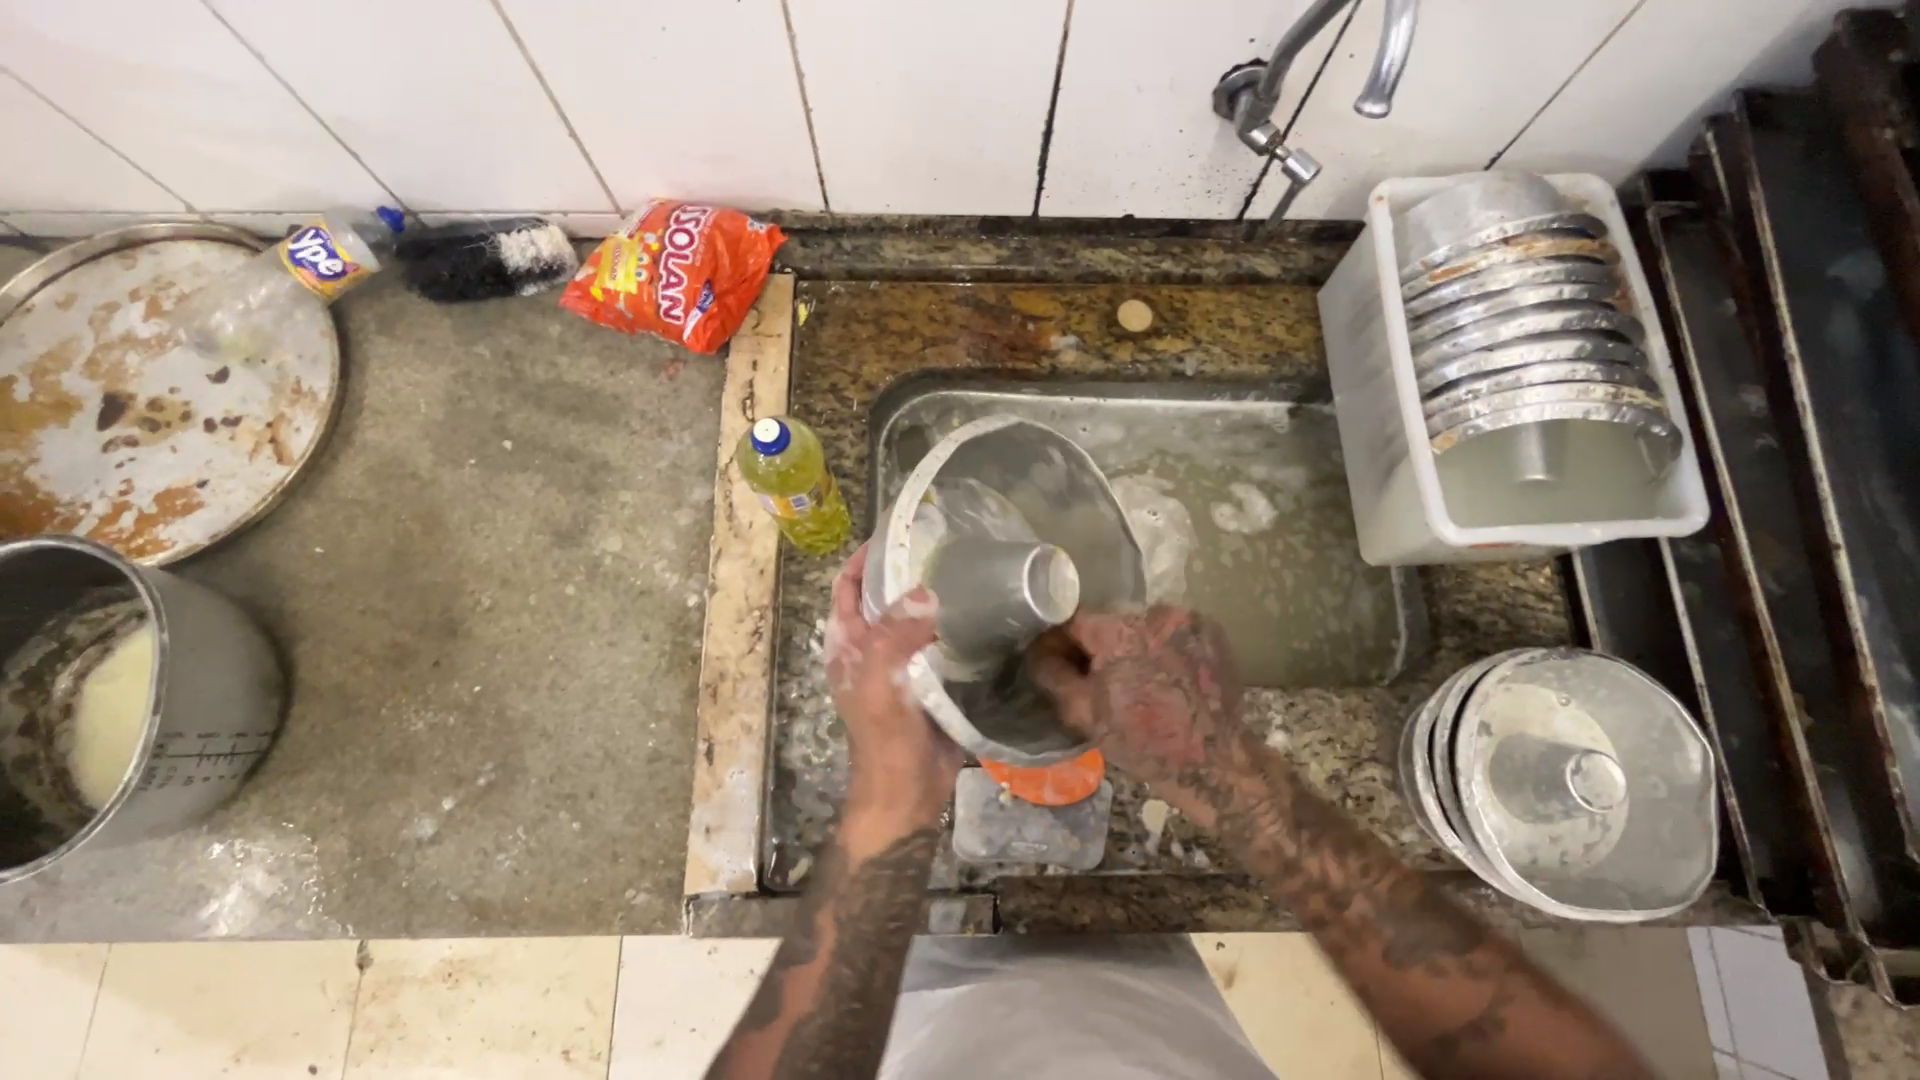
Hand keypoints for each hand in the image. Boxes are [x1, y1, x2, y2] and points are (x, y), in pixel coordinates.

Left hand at [827, 543, 963, 833]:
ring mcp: (903, 665)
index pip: (846, 587)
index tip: (896, 532)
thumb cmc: (884, 738)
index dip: (863, 558)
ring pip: (916, 619)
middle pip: (885, 598)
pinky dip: (956, 626)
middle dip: (907, 571)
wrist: (908, 792)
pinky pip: (942, 644)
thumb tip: (924, 592)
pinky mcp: (932, 681)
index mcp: (848, 645)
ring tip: (969, 570)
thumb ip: (893, 636)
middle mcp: (872, 649)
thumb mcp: (878, 683)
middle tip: (946, 545)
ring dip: (936, 598)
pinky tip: (983, 612)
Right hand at [1029, 605, 1252, 826]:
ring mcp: (1189, 620)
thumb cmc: (1143, 742)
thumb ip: (1053, 674)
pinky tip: (1164, 676)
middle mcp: (1155, 613)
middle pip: (1110, 620)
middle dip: (1098, 645)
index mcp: (1119, 630)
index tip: (1059, 663)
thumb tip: (1037, 652)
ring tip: (1134, 679)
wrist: (1215, 763)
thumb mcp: (1084, 714)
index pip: (1074, 619)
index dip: (1061, 641)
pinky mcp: (1212, 631)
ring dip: (1131, 644)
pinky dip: (1162, 647)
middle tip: (1095, 677)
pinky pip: (1172, 631)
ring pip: (1141, 625)